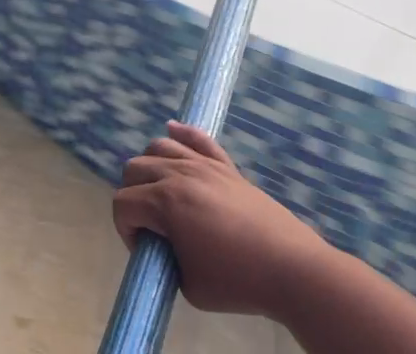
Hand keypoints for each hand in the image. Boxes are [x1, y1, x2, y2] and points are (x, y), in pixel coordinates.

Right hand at [112, 121, 336, 318]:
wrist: (292, 270)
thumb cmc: (238, 282)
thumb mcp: (188, 285)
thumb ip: (165, 259)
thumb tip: (164, 245)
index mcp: (164, 203)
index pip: (122, 204)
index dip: (125, 229)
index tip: (144, 250)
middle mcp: (178, 175)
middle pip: (134, 168)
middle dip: (133, 196)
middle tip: (150, 224)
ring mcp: (204, 166)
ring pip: (159, 147)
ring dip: (150, 166)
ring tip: (159, 191)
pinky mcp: (227, 167)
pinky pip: (198, 139)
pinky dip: (182, 132)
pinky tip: (173, 131)